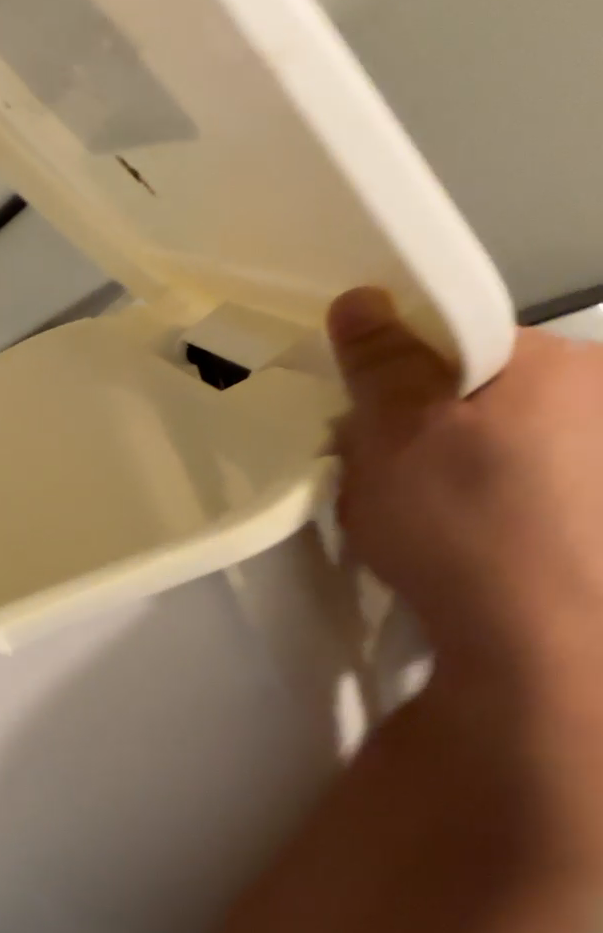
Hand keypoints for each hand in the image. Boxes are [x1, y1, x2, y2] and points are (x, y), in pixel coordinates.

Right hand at [328, 288, 602, 697]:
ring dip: (441, 461)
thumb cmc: (459, 518)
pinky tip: (453, 535)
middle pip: (473, 386)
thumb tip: (362, 297)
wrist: (541, 635)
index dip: (391, 371)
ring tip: (408, 512)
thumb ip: (380, 362)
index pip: (454, 336)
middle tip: (374, 470)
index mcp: (557, 362)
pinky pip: (517, 480)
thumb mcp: (395, 432)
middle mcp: (601, 395)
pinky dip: (475, 497)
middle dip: (414, 419)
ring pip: (492, 437)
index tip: (355, 416)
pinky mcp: (595, 507)